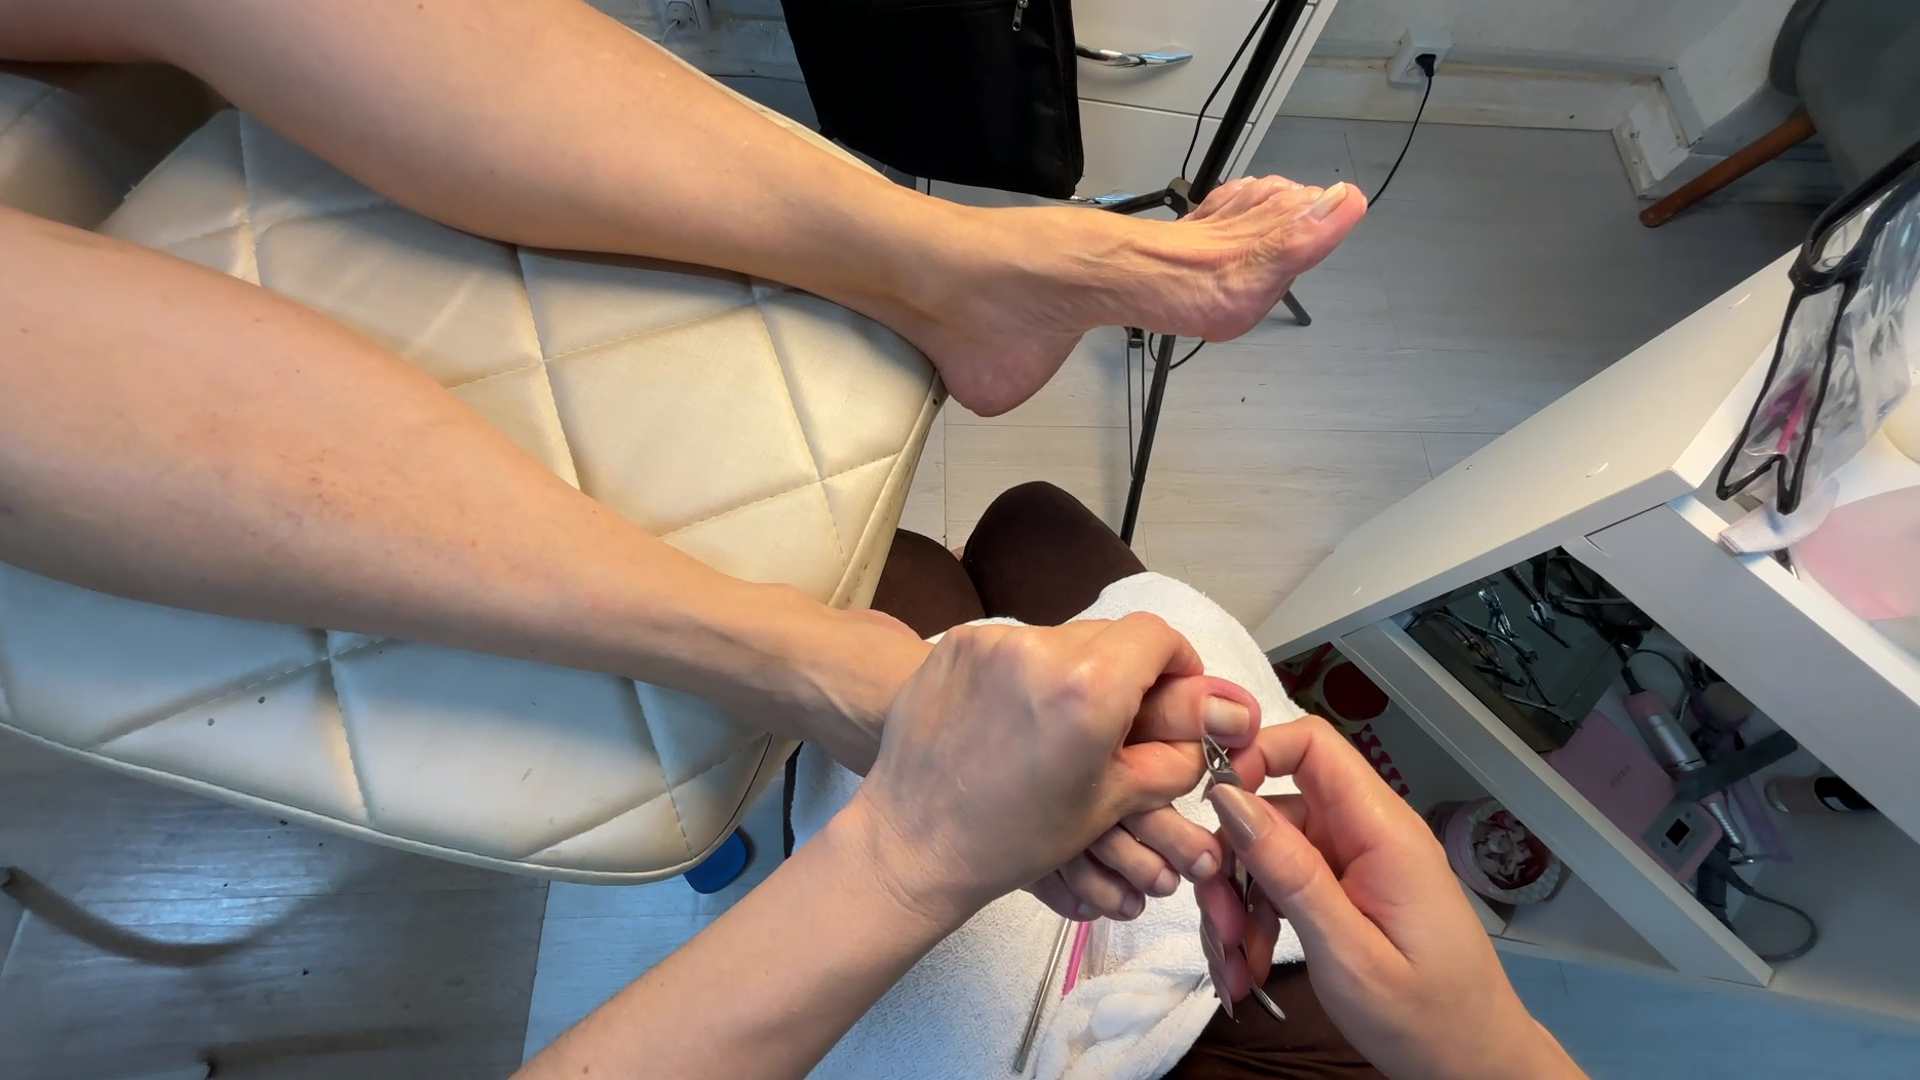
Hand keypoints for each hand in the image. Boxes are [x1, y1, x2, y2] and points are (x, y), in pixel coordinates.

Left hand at [847, 614, 1216, 925]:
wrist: (913, 838)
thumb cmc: (1017, 836)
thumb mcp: (1110, 802)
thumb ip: (1173, 754)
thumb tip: (1216, 716)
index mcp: (1088, 686)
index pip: (1157, 635)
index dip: (1176, 662)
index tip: (1172, 696)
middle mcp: (1039, 646)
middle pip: (1109, 635)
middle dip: (1125, 671)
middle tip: (1115, 720)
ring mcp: (991, 639)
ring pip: (1061, 638)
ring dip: (1075, 670)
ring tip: (1057, 722)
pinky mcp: (957, 642)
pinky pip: (1015, 644)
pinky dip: (1029, 670)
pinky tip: (1014, 714)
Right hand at [1197, 717, 1585, 1079]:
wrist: (1476, 1075)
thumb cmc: (1427, 1020)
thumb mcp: (1349, 953)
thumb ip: (1289, 871)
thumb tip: (1226, 796)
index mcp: (1379, 829)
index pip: (1311, 744)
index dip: (1255, 752)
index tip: (1211, 803)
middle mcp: (1359, 831)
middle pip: (1269, 805)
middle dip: (1231, 861)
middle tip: (1220, 925)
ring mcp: (1343, 858)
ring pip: (1260, 848)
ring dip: (1235, 901)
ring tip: (1236, 964)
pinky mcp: (1332, 885)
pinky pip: (1273, 879)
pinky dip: (1251, 919)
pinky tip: (1248, 967)